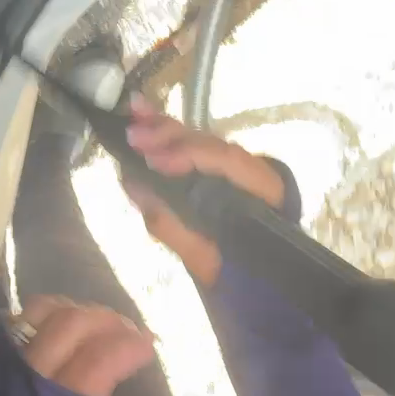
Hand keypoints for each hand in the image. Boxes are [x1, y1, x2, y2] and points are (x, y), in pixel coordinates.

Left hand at [18, 296, 153, 395]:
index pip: (97, 362)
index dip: (129, 346)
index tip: (150, 346)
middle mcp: (24, 382)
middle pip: (70, 325)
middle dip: (108, 320)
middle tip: (133, 331)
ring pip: (41, 313)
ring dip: (78, 310)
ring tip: (102, 324)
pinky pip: (18, 320)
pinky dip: (48, 313)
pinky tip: (64, 326)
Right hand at [122, 97, 285, 286]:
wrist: (262, 283)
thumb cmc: (239, 274)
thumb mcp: (208, 262)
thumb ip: (172, 225)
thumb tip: (135, 188)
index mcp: (265, 189)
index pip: (228, 160)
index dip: (191, 154)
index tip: (155, 160)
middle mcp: (249, 167)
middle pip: (208, 142)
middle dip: (170, 137)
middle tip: (133, 137)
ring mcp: (230, 164)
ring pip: (196, 137)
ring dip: (161, 126)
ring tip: (130, 116)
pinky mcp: (210, 166)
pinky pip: (186, 142)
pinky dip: (161, 128)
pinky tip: (138, 112)